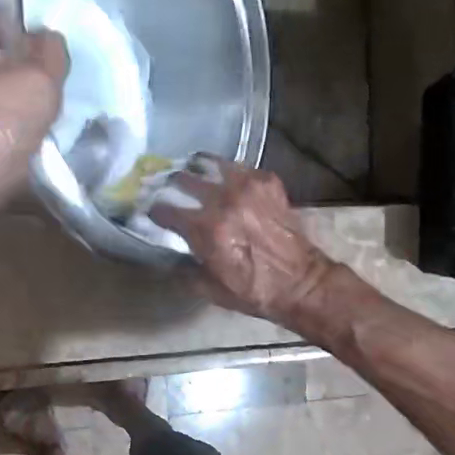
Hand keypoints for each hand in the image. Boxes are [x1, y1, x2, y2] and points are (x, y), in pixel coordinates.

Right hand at [149, 154, 342, 328]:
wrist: (301, 283)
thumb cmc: (252, 291)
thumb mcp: (208, 289)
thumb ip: (181, 268)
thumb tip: (167, 253)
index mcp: (205, 228)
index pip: (164, 208)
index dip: (154, 211)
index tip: (153, 214)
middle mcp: (224, 200)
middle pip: (183, 178)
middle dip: (171, 185)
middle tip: (169, 190)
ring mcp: (248, 186)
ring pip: (210, 163)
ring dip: (197, 170)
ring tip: (194, 176)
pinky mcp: (268, 181)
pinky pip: (238, 168)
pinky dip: (227, 173)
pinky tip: (226, 183)